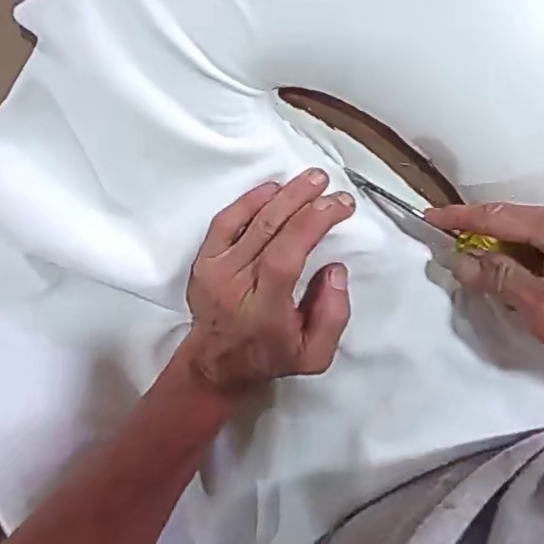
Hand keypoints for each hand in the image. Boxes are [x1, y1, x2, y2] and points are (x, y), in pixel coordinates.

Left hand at [181, 169, 355, 397]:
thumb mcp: (314, 355)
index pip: (286, 255)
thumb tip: (335, 269)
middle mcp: (234, 285)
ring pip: (251, 221)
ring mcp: (214, 270)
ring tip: (311, 179)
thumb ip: (333, 315)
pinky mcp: (203, 260)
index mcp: (263, 310)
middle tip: (330, 186)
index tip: (341, 205)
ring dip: (284, 194)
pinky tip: (274, 188)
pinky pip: (225, 221)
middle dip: (305, 202)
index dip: (314, 223)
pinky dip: (249, 200)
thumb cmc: (269, 356)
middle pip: (270, 231)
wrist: (214, 364)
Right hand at [424, 199, 543, 396]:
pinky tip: (538, 286)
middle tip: (465, 272)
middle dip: (490, 245)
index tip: (429, 218)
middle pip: (520, 223)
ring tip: (504, 290)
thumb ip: (504, 281)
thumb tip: (466, 261)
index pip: (498, 215)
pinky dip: (541, 259)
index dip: (459, 219)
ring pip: (541, 235)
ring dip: (518, 257)